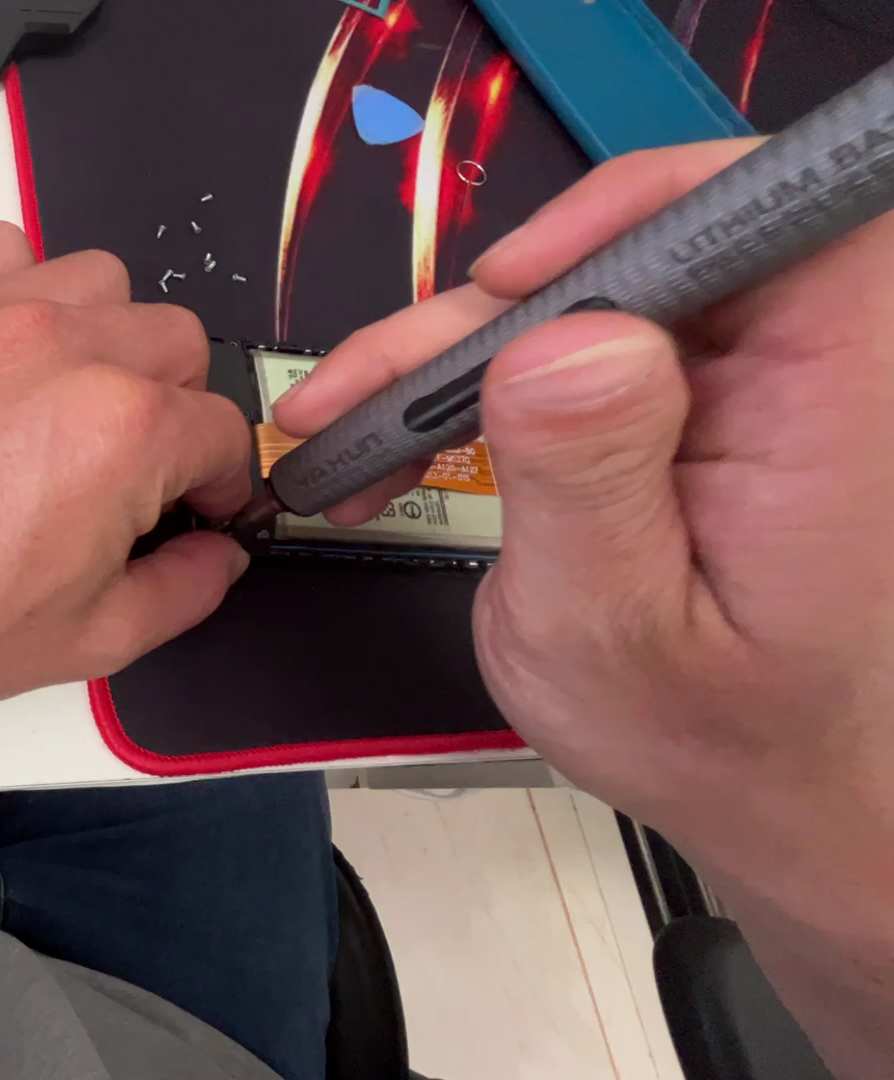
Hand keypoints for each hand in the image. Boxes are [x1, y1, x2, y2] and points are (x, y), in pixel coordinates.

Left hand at [0, 223, 249, 727]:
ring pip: (103, 286)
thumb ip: (185, 590)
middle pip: (177, 344)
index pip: (223, 430)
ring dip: (110, 340)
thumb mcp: (90, 639)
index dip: (221, 479)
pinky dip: (26, 291)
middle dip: (176, 408)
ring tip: (71, 403)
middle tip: (134, 465)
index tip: (199, 503)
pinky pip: (7, 254)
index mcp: (124, 430)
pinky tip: (6, 356)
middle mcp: (66, 348)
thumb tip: (218, 553)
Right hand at [274, 141, 893, 883]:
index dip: (631, 214)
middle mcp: (779, 379)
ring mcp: (707, 402)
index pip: (769, 224)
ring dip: (421, 376)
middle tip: (337, 398)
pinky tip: (379, 460)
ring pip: (543, 327)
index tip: (500, 285)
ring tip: (334, 440)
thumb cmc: (698, 732)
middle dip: (450, 333)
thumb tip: (552, 344)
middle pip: (604, 280)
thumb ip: (589, 480)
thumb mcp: (609, 620)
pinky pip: (530, 377)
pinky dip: (439, 409)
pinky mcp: (646, 427)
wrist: (754, 792)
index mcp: (828, 408)